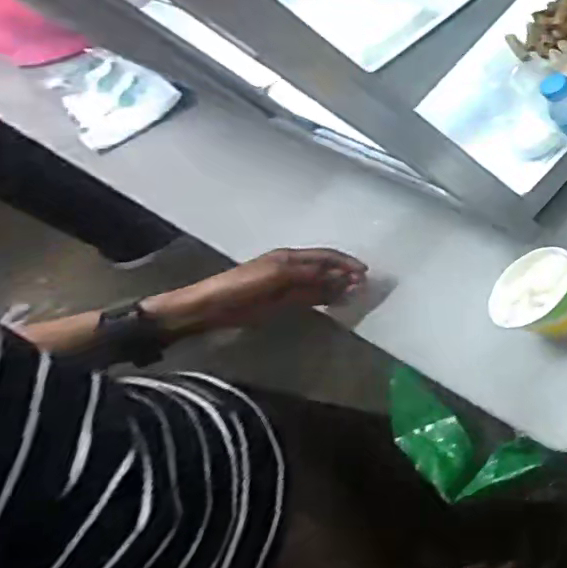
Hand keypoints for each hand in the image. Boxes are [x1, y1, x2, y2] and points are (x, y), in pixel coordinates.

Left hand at [145, 247, 366, 334]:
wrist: (200, 311)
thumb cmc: (240, 286)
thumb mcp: (279, 275)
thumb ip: (314, 275)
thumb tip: (347, 277)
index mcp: (290, 257)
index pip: (327, 256)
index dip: (347, 261)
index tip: (365, 272)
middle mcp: (291, 269)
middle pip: (326, 269)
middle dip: (346, 275)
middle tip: (364, 286)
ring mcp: (285, 287)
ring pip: (321, 285)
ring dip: (338, 288)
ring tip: (354, 296)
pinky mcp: (279, 304)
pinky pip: (310, 299)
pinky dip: (325, 300)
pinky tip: (335, 304)